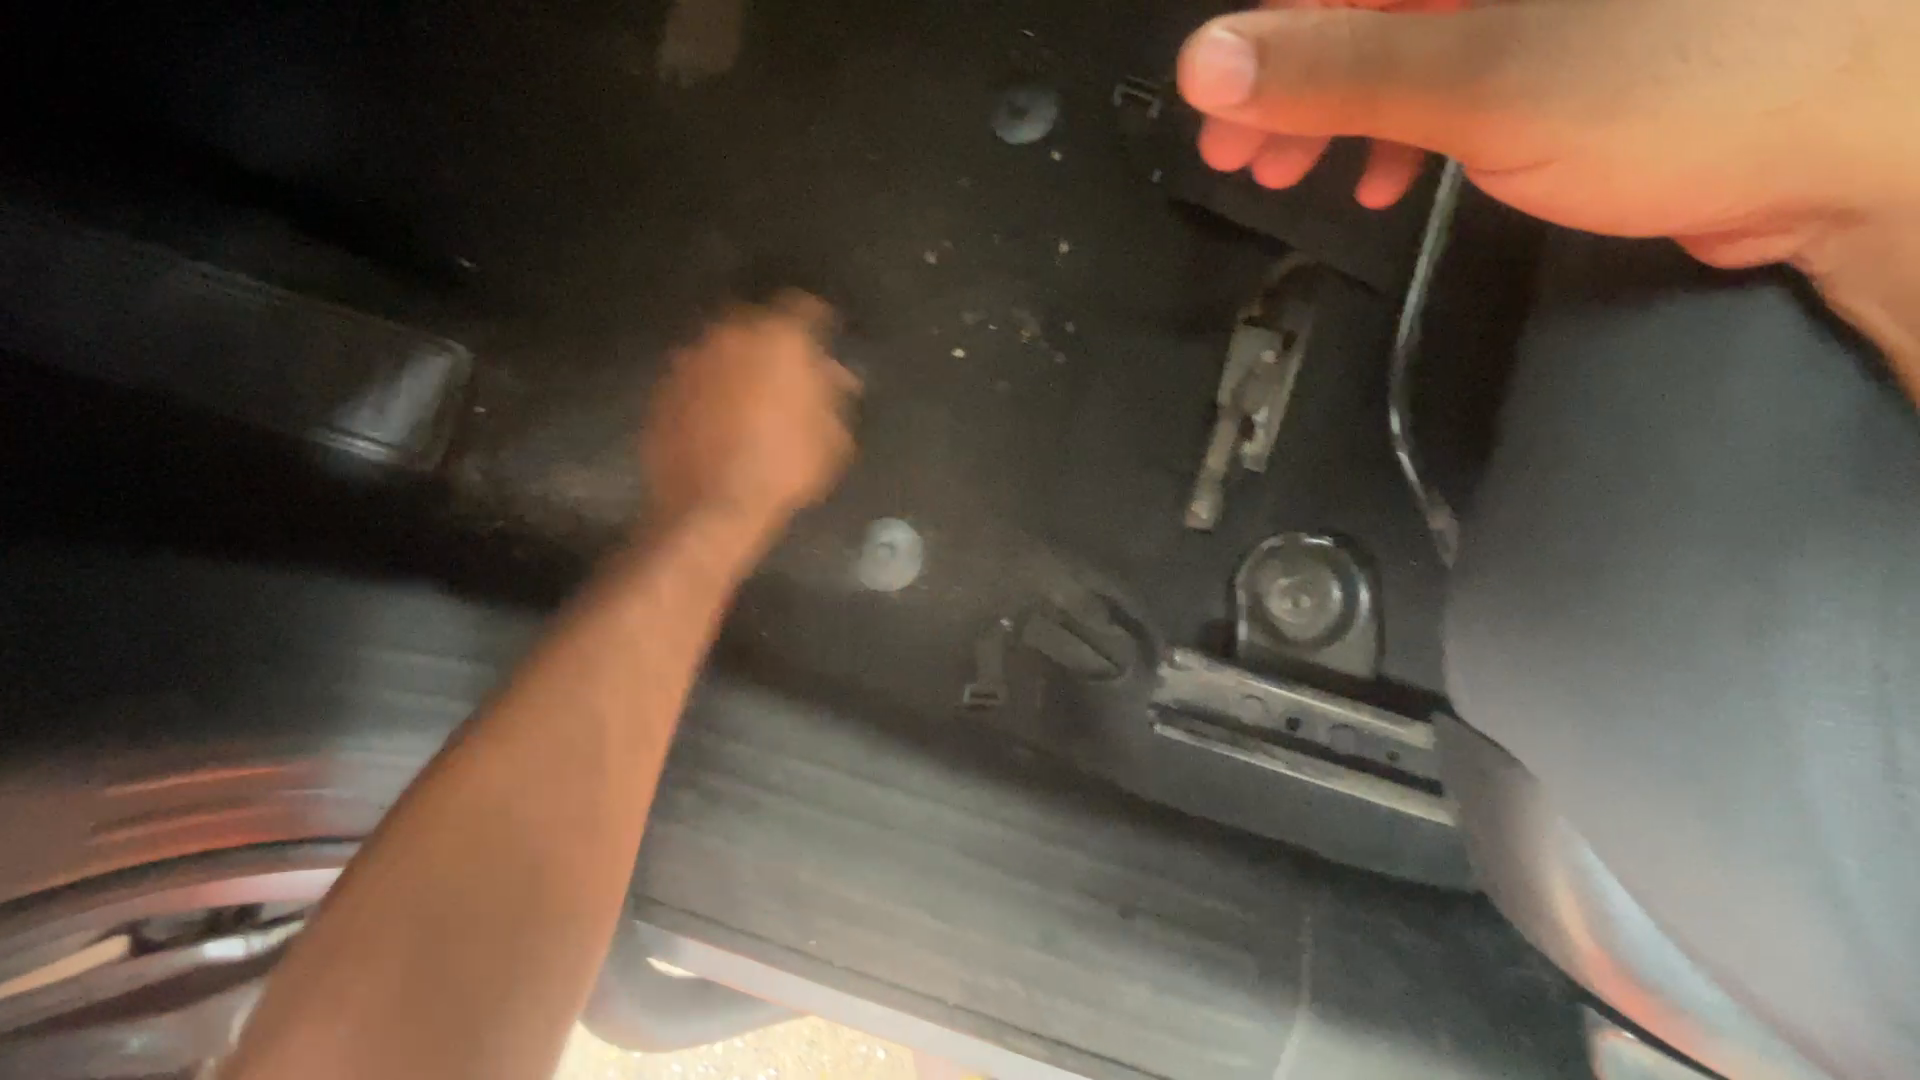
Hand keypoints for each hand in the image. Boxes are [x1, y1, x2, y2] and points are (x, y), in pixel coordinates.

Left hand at [640, 293, 858, 534]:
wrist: (712, 507)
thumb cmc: (784, 468)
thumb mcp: (833, 437)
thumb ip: (834, 394)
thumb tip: (835, 374)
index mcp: (779, 336)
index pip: (805, 306)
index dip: (818, 322)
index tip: (824, 340)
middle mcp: (730, 333)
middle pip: (756, 319)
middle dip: (772, 339)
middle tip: (785, 369)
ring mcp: (689, 358)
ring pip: (720, 346)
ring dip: (735, 362)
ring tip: (749, 394)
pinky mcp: (662, 387)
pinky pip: (694, 376)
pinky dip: (707, 387)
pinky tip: (717, 416)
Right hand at [1176, 0, 1919, 380]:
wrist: (1858, 151)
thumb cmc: (1685, 87)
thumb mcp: (1483, 78)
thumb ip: (1336, 66)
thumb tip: (1205, 63)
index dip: (1275, 19)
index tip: (1224, 95)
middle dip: (1292, 73)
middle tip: (1236, 153)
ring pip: (1400, 32)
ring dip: (1333, 107)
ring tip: (1283, 175)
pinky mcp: (1561, 41)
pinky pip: (1450, 66)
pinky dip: (1399, 125)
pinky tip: (1373, 180)